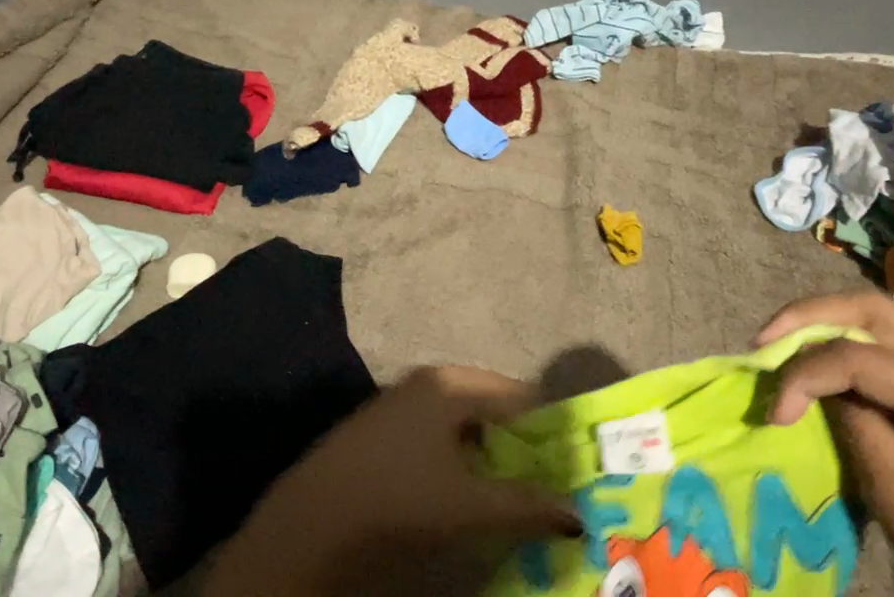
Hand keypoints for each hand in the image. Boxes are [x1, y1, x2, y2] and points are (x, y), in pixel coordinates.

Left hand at [203, 365, 577, 595]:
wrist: (317, 512)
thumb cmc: (401, 497)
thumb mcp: (470, 505)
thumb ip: (526, 506)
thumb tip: (576, 513)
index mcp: (452, 384)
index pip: (520, 395)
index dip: (549, 426)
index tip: (571, 459)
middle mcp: (428, 379)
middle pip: (491, 402)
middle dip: (520, 436)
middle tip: (546, 473)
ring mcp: (401, 398)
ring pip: (462, 415)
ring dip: (488, 444)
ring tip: (510, 481)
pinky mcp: (383, 422)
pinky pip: (437, 426)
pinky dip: (459, 448)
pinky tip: (462, 480)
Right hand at [757, 292, 893, 596]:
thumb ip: (860, 431)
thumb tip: (821, 386)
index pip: (862, 355)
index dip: (805, 373)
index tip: (774, 415)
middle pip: (876, 310)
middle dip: (811, 317)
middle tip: (765, 342)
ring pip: (887, 319)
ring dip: (831, 325)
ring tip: (788, 350)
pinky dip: (854, 346)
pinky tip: (830, 368)